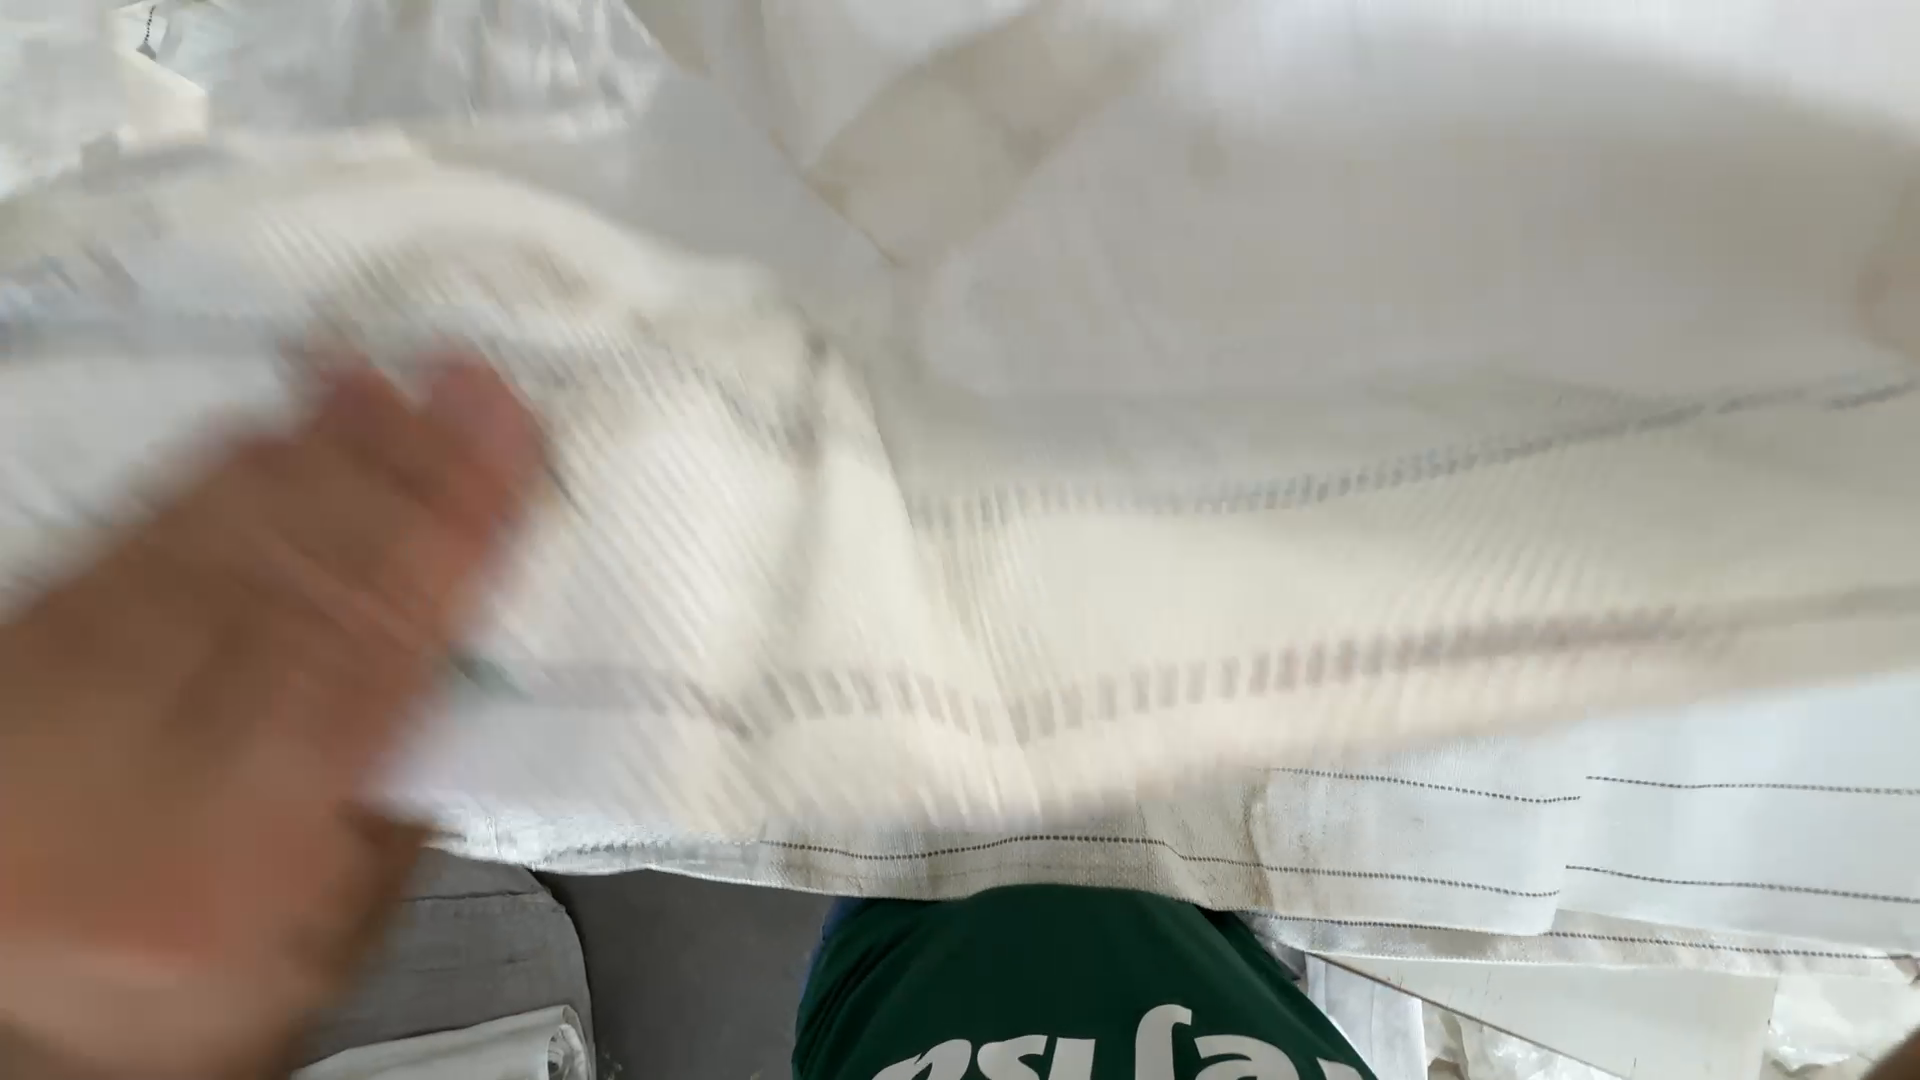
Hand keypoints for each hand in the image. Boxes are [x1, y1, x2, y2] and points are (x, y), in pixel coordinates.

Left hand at [0, 357, 541, 1077]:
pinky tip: (263, 437)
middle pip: (288, 585)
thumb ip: (418, 760)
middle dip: (391, 471)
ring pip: (197, 558)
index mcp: (240, 858)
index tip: (505, 444)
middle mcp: (120, 791)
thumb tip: (470, 626)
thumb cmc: (241, 979)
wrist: (39, 1039)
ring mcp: (32, 735)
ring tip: (379, 386)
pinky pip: (106, 561)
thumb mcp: (367, 901)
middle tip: (456, 386)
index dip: (450, 531)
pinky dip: (202, 489)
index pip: (374, 649)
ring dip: (306, 460)